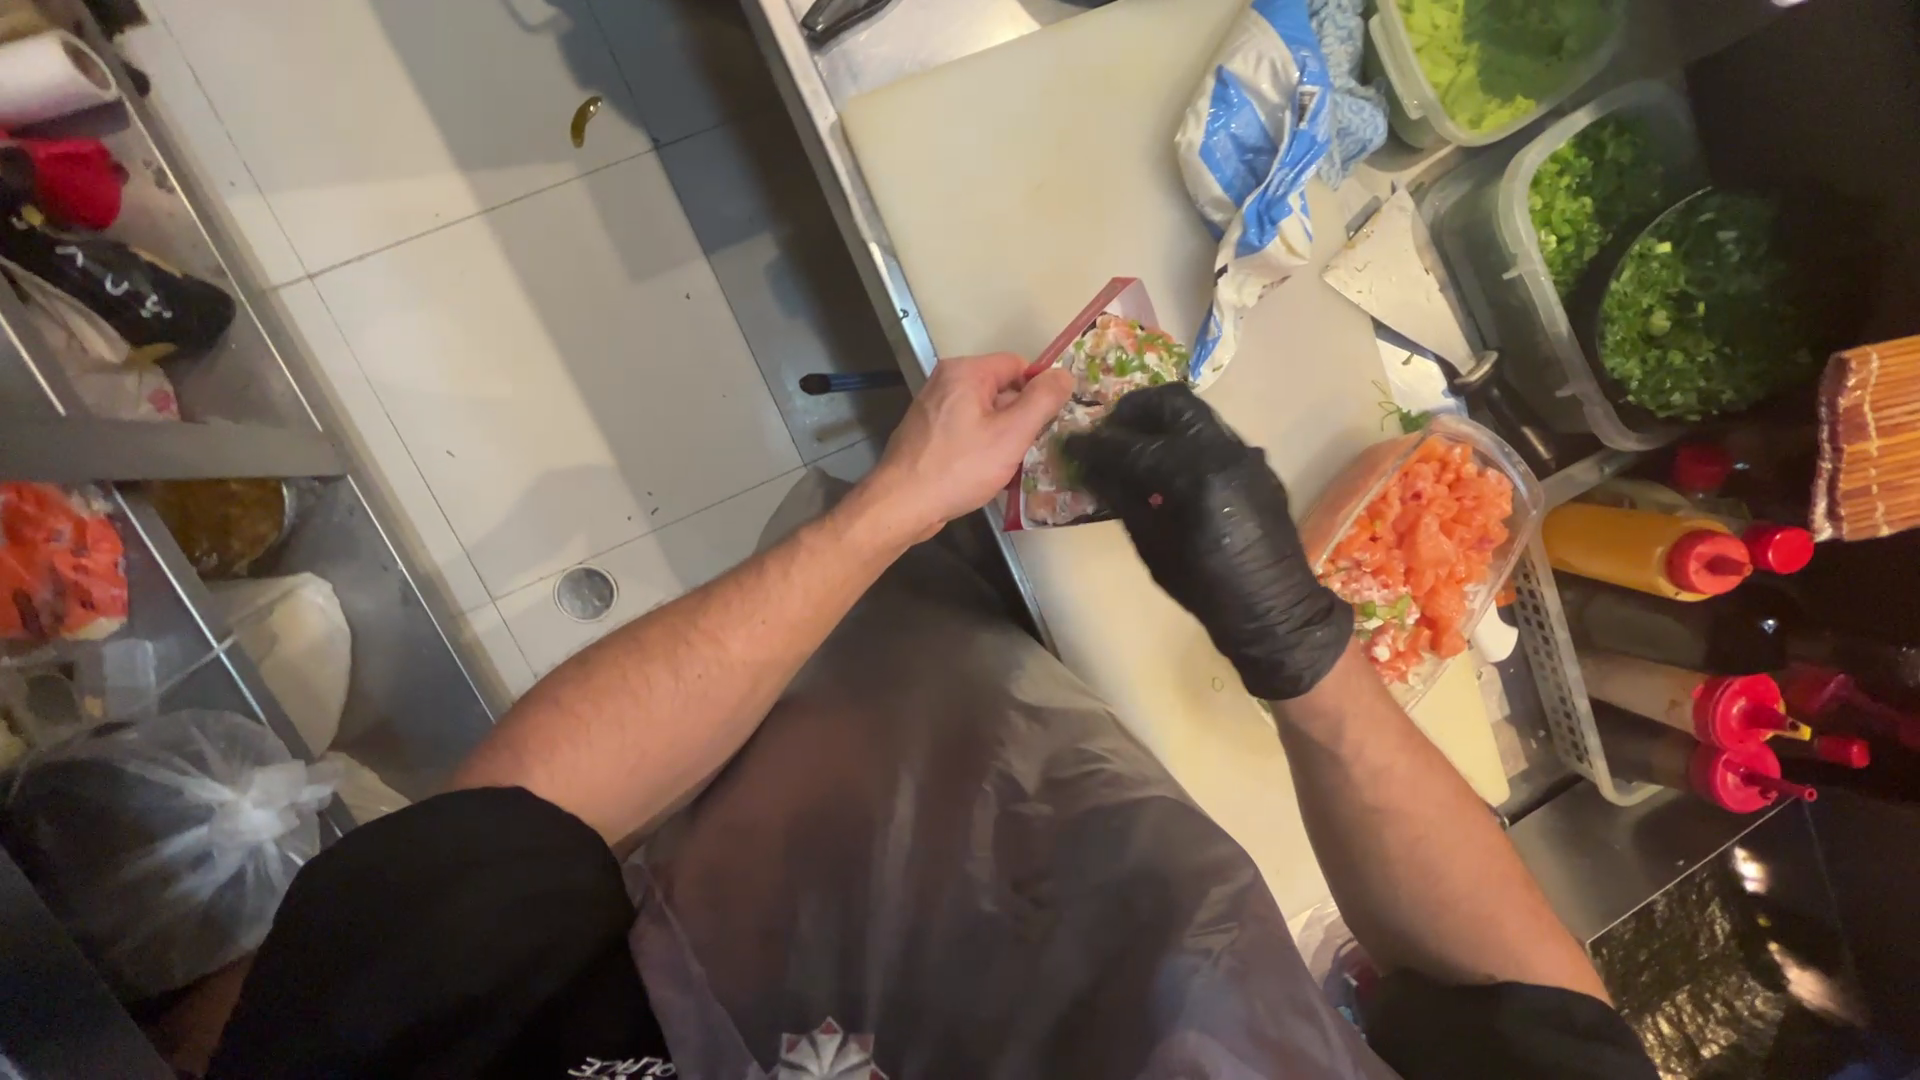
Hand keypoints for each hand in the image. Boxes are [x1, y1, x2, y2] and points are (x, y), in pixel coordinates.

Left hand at [858, 353, 1073, 542]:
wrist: (902, 505)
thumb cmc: (959, 468)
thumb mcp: (1012, 434)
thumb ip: (1043, 400)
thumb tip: (1064, 375)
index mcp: (965, 372)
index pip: (1018, 365)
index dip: (1038, 391)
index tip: (1048, 422)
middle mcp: (945, 382)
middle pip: (1000, 390)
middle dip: (1019, 418)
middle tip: (1030, 449)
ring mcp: (933, 408)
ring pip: (984, 414)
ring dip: (1002, 437)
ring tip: (1009, 466)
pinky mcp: (927, 433)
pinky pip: (966, 431)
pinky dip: (981, 447)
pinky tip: (986, 473)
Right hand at [1064, 384, 1351, 699]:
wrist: (1273, 608)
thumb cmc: (1204, 587)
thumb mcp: (1152, 543)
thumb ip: (1122, 496)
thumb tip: (1090, 466)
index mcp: (1196, 475)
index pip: (1133, 445)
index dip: (1096, 445)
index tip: (1072, 443)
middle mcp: (1225, 450)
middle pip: (1171, 402)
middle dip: (1133, 411)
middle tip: (1108, 432)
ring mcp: (1246, 453)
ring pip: (1196, 414)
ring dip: (1159, 422)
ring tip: (1133, 448)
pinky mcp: (1255, 464)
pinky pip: (1213, 437)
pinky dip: (1183, 442)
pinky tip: (1168, 472)